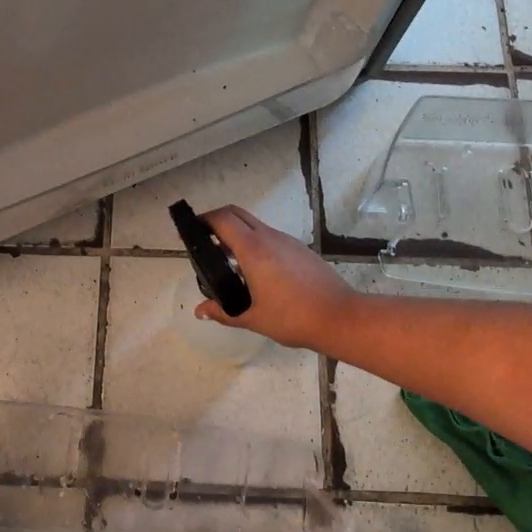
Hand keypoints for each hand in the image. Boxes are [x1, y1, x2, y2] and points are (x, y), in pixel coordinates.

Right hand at [194, 205, 357, 351]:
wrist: (339, 316)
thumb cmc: (292, 317)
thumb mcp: (253, 318)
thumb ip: (223, 312)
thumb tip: (201, 311)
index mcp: (253, 250)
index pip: (222, 220)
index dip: (204, 219)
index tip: (191, 230)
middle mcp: (270, 238)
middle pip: (237, 214)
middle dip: (217, 221)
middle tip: (205, 242)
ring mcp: (288, 241)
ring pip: (255, 225)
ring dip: (238, 233)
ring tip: (228, 261)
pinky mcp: (300, 249)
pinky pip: (271, 237)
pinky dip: (256, 243)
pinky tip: (256, 271)